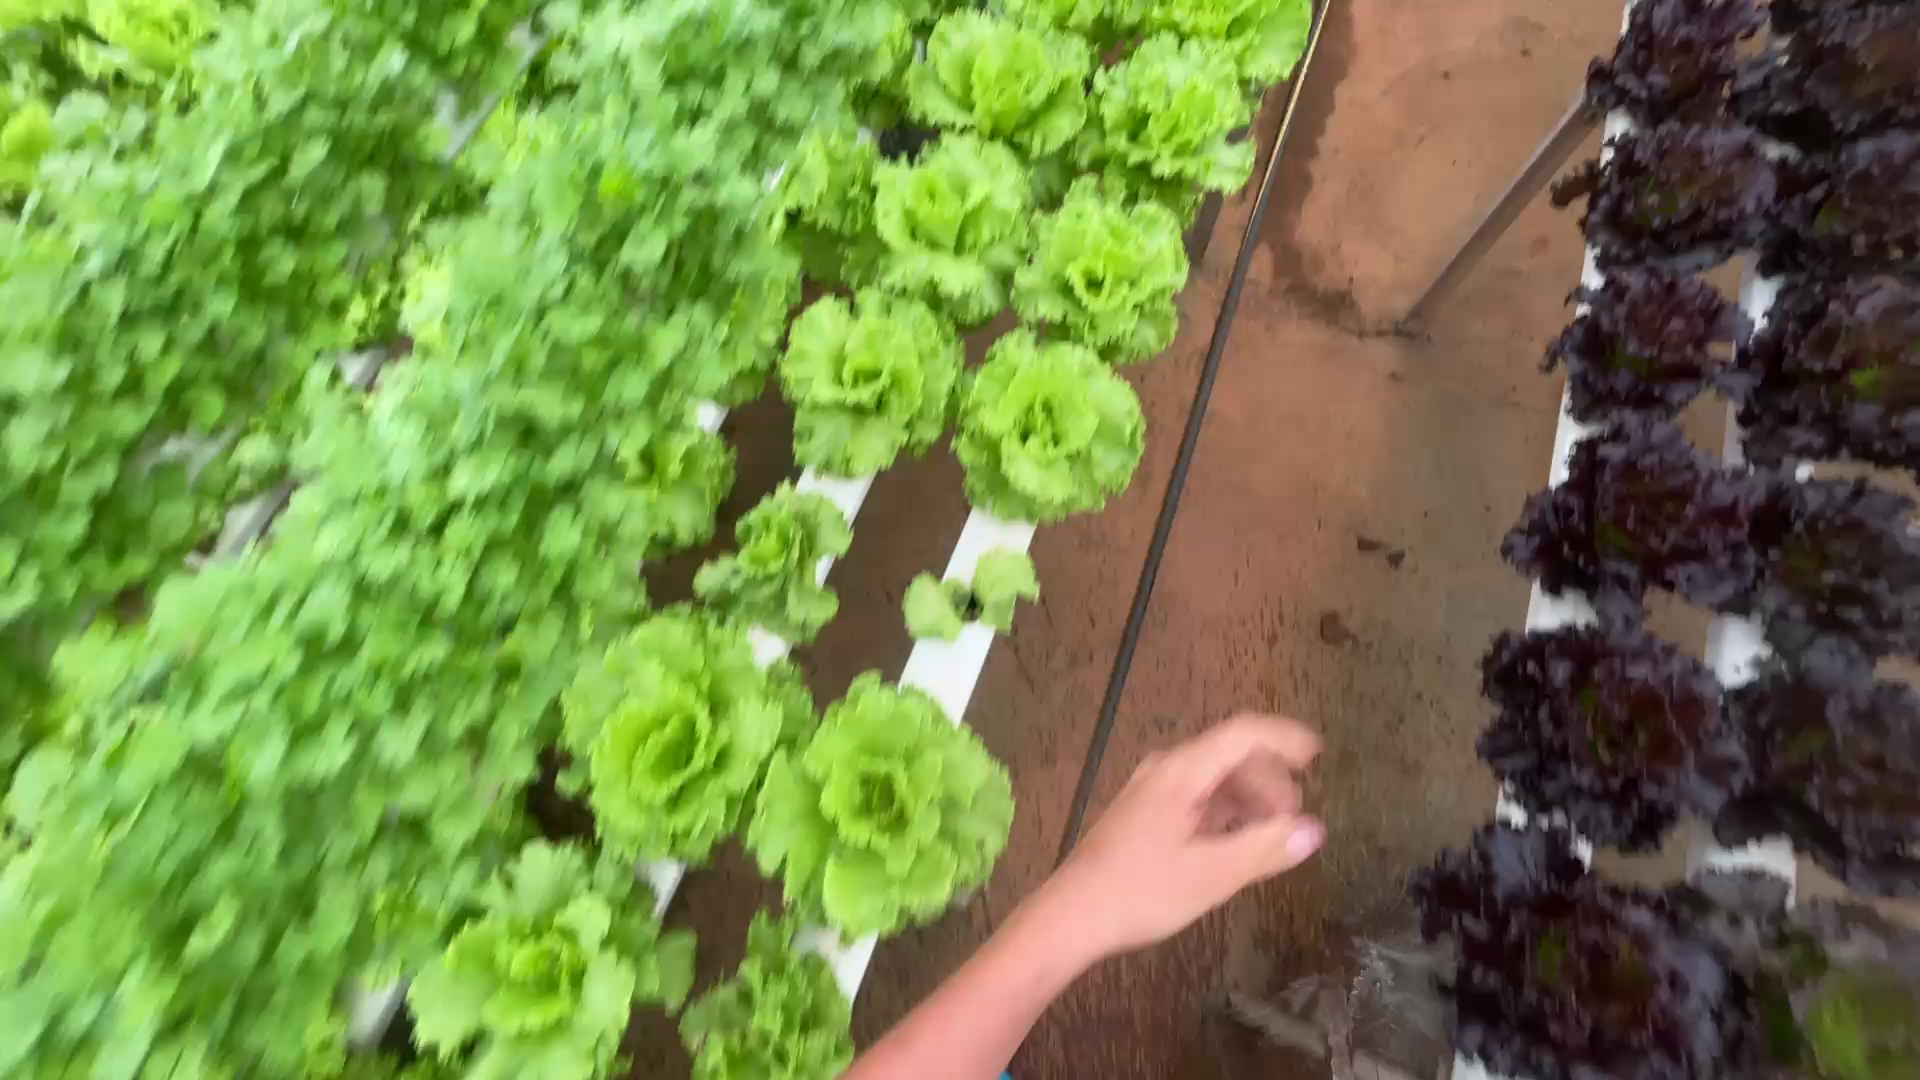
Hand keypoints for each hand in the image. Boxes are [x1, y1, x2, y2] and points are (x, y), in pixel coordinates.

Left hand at [1028, 715, 1324, 964]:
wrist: (1074, 911)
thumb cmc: (1141, 891)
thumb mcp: (1212, 874)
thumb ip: (1265, 848)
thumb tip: (1314, 829)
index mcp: (1181, 772)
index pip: (1241, 734)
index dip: (1282, 737)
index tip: (1318, 753)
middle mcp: (1166, 769)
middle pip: (1229, 754)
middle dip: (1268, 780)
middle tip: (1294, 820)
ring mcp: (1152, 788)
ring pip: (1213, 777)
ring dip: (1248, 798)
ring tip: (1270, 836)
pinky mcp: (1146, 810)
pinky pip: (1196, 796)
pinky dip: (1225, 812)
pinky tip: (1236, 843)